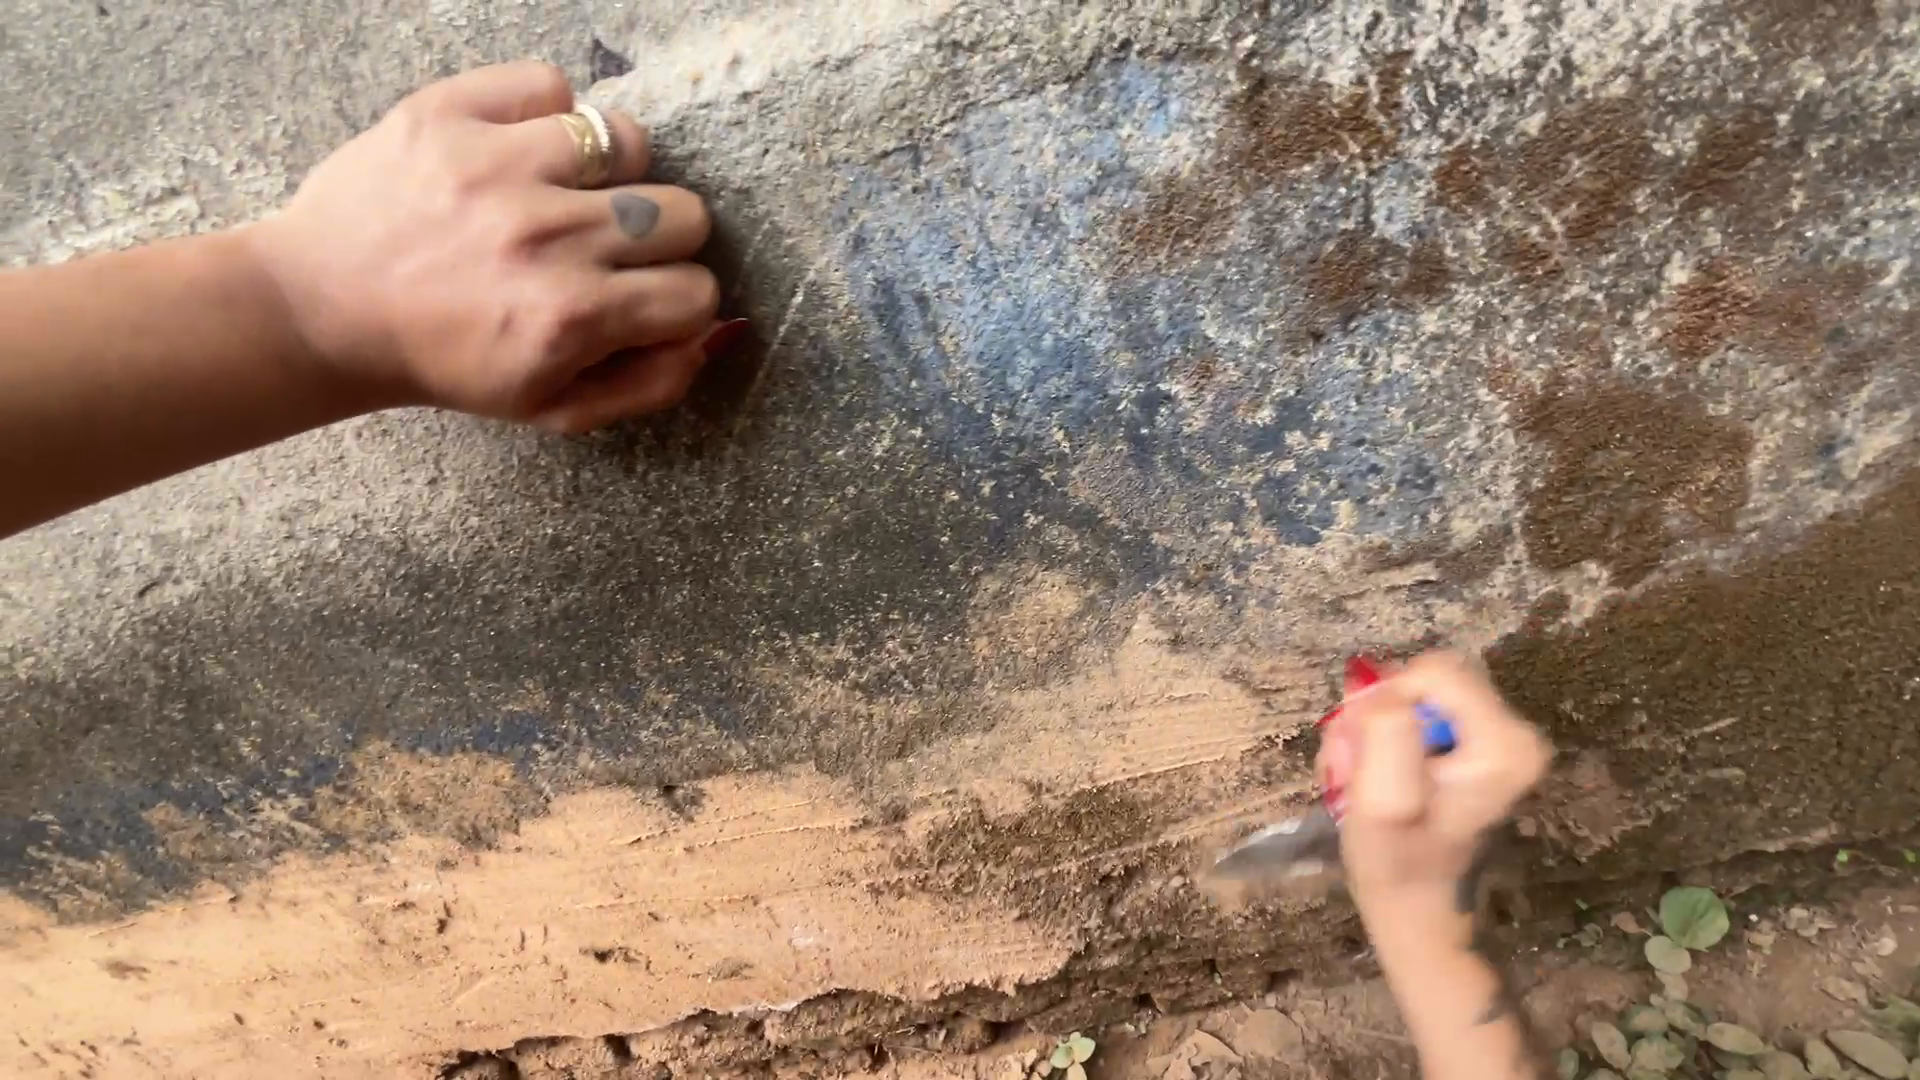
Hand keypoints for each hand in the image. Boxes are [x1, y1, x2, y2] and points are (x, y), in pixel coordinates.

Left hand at [247, 62, 738, 432]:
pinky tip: (531, 154)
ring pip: (631, 142)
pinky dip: (553, 117)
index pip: (698, 292)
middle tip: (619, 251)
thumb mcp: (562, 410)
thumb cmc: (455, 367)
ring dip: (619, 175)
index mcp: (577, 316)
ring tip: (579, 195)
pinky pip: (551, 86)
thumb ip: (655, 384)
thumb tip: (716, 335)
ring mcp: (499, 166)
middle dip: (665, 241)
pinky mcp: (449, 113)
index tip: (648, 303)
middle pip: (684, 213)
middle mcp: (549, 238)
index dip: (681, 303)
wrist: (325, 310)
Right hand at [1317, 651, 1552, 920]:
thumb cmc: (1395, 858)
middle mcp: (1512, 732)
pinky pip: (1411, 708)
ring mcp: (1493, 737)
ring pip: (1409, 692)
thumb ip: (1386, 733)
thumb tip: (1378, 687)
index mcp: (1503, 744)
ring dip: (1368, 726)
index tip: (1364, 743)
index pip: (1432, 672)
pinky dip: (1378, 734)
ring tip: (1359, 772)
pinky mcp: (1472, 741)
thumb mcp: (1380, 799)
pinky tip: (1370, 770)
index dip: (1385, 699)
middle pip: (1422, 678)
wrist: (1412, 899)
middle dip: (1375, 712)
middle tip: (1356, 759)